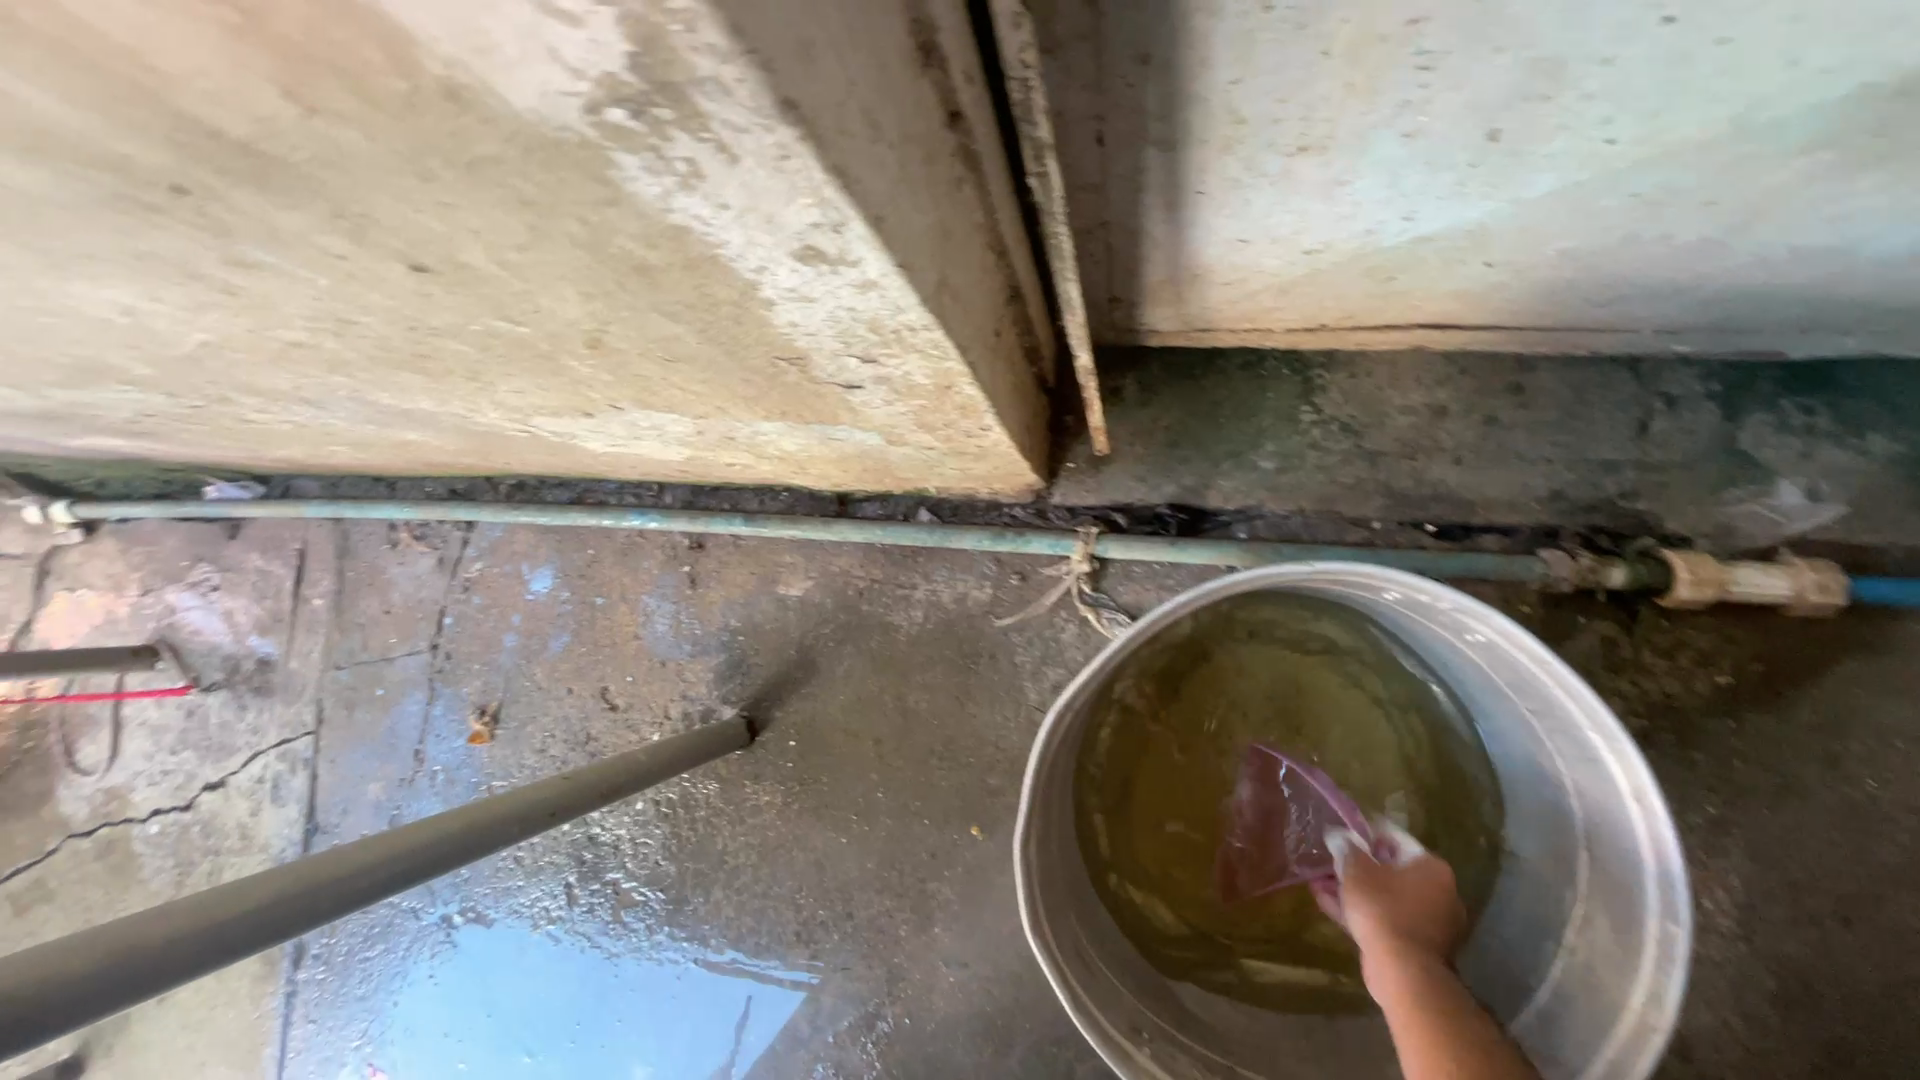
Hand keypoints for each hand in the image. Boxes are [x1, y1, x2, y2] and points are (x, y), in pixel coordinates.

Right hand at [1310, 821, 1466, 988]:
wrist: (1402, 971)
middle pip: (1390, 869)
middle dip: (1355, 866)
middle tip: (1328, 861)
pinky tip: (1327, 903)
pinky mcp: (1416, 944)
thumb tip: (1337, 834)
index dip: (1364, 833)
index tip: (1340, 834)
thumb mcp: (1356, 869)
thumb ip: (1345, 847)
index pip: (1395, 838)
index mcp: (1432, 867)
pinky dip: (1360, 911)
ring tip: (1320, 883)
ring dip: (1353, 889)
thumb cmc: (1382, 908)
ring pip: (1384, 896)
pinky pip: (1385, 918)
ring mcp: (1429, 921)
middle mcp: (1439, 891)